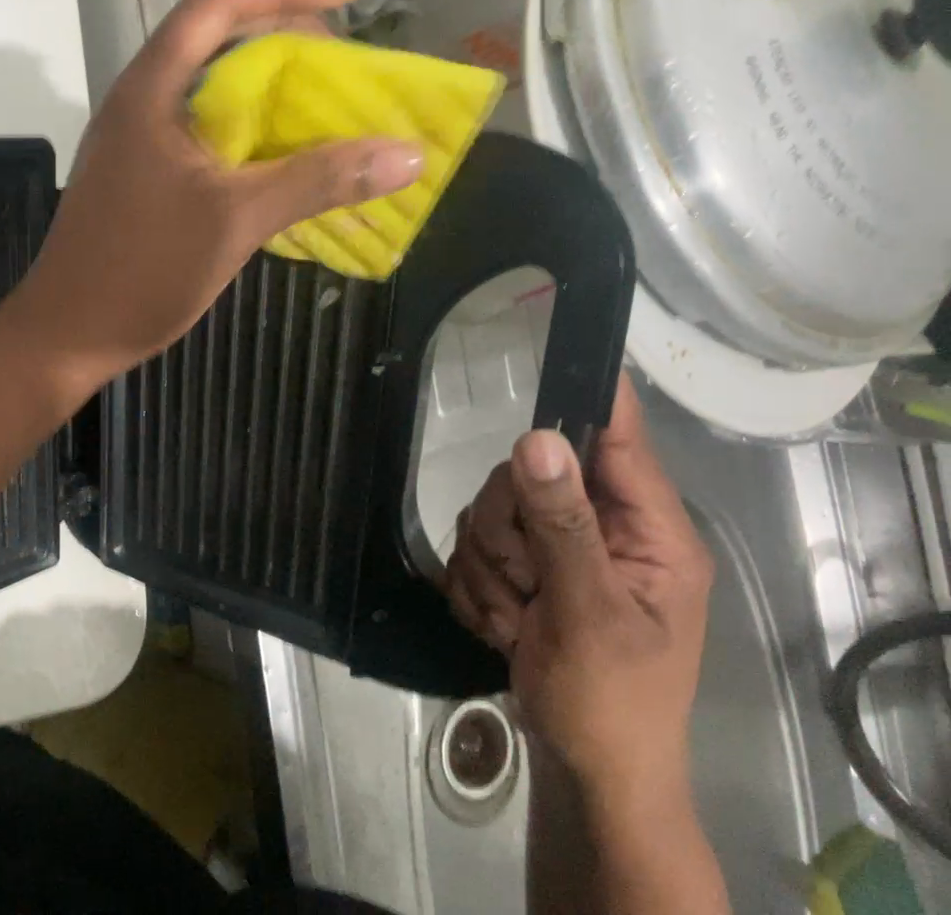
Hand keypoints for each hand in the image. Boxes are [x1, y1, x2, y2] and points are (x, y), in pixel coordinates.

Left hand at [0, 0, 423, 388]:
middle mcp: (138, 102)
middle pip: (216, 37)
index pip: (220, 0)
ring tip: (328, 106)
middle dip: (288, 34)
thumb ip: (317, 181)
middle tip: (348, 59)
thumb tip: (406, 154)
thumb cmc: (139, 272)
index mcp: (149, 91)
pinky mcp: (139, 177)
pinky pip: (202, 133)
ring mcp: (135, 142)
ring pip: (210, 89)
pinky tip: (284, 159)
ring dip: (270, 89)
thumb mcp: (234, 222)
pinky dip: (248, 133)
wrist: (64, 336)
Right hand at [444, 375, 712, 800]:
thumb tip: (538, 439)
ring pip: (486, 515)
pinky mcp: (519, 575)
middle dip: (508, 537)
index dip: (590, 399)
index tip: (560, 352)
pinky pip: (468, 553)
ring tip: (518, 623)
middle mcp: (603, 531)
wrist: (587, 765)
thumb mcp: (593, 613)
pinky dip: (475, 592)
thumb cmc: (613, 699)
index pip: (619, 443)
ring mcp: (558, 553)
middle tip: (526, 588)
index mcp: (650, 533)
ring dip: (489, 574)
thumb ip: (564, 524)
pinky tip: (501, 627)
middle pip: (525, 479)